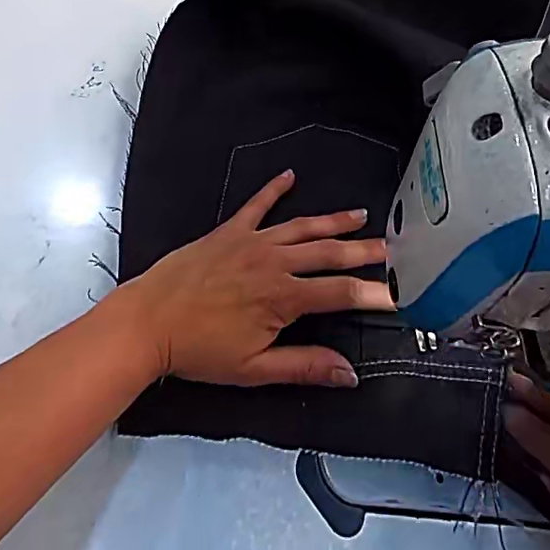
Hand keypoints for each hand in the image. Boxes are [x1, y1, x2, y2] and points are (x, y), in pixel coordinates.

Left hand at [114, 170, 392, 388]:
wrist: (148, 321)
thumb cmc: (200, 351)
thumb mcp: (253, 369)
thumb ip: (304, 367)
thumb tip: (350, 374)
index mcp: (284, 297)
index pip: (340, 293)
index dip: (374, 293)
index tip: (400, 293)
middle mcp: (276, 262)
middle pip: (330, 253)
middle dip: (364, 250)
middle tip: (392, 245)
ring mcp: (254, 241)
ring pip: (304, 227)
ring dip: (334, 220)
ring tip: (361, 215)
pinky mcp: (231, 230)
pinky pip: (258, 205)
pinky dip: (274, 189)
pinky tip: (290, 175)